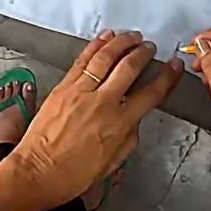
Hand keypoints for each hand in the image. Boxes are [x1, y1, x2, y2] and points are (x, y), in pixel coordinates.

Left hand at [2, 31, 182, 210]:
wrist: (37, 173)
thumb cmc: (74, 173)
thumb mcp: (114, 160)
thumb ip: (130, 134)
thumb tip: (135, 117)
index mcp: (120, 123)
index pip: (151, 93)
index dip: (166, 76)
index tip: (174, 66)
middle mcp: (104, 103)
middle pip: (130, 67)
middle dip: (144, 53)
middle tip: (150, 47)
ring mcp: (82, 92)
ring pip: (106, 57)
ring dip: (122, 42)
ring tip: (132, 36)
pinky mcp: (64, 88)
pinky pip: (83, 61)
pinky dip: (96, 45)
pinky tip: (105, 37)